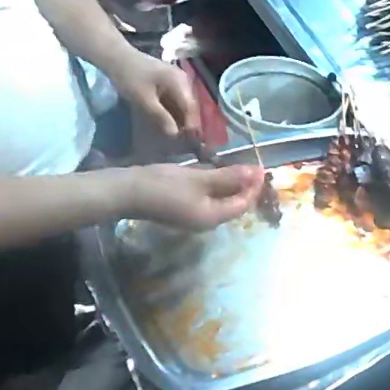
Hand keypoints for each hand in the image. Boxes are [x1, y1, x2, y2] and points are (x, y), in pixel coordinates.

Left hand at [106, 48, 200, 140]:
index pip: (190, 107)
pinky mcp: (171, 84)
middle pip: (190, 107)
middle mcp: (184, 81)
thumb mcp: (143, 99)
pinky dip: (175, 113)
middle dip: (188, 124)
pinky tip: (171, 124)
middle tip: (185, 143)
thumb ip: (161, 116)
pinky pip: (178, 102)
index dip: (191, 125)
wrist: (117, 58)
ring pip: (185, 106)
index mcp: (179, 82)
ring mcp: (178, 82)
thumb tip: (175, 134)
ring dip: (182, 120)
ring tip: (178, 136)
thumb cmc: (130, 77)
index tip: (189, 142)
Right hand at [123, 163, 261, 229]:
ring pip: (221, 202)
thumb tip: (256, 173)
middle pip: (233, 205)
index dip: (254, 186)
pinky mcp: (184, 209)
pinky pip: (208, 199)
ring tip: (239, 167)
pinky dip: (216, 187)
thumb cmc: (165, 185)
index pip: (243, 204)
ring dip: (231, 186)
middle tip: (253, 167)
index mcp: (213, 217)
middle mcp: (207, 222)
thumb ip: (229, 177)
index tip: (262, 167)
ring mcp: (194, 217)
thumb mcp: (199, 179)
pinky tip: (216, 173)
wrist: (127, 192)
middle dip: (245, 187)